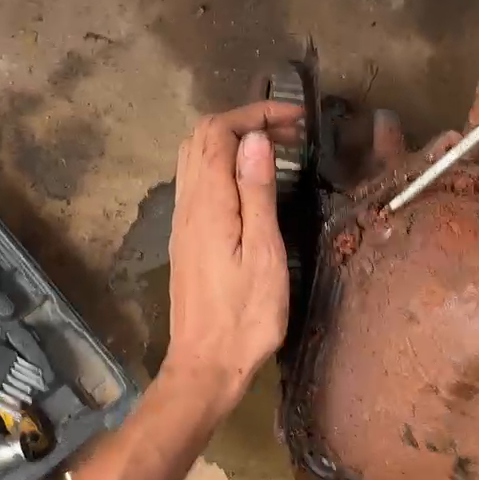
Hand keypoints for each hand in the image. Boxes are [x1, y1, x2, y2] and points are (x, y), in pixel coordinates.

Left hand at [161, 101, 303, 407]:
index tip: (296, 120)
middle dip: (243, 121)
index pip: (218, 132)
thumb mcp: (264, 254)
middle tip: (288, 133)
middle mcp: (187, 205)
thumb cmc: (245, 317)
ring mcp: (182, 222)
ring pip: (194, 158)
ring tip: (273, 151)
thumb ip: (256, 194)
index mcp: (208, 204)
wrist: (206, 365)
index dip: (255, 114)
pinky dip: (223, 166)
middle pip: (200, 138)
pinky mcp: (186, 239)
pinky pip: (197, 183)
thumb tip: (255, 140)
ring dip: (231, 142)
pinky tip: (249, 184)